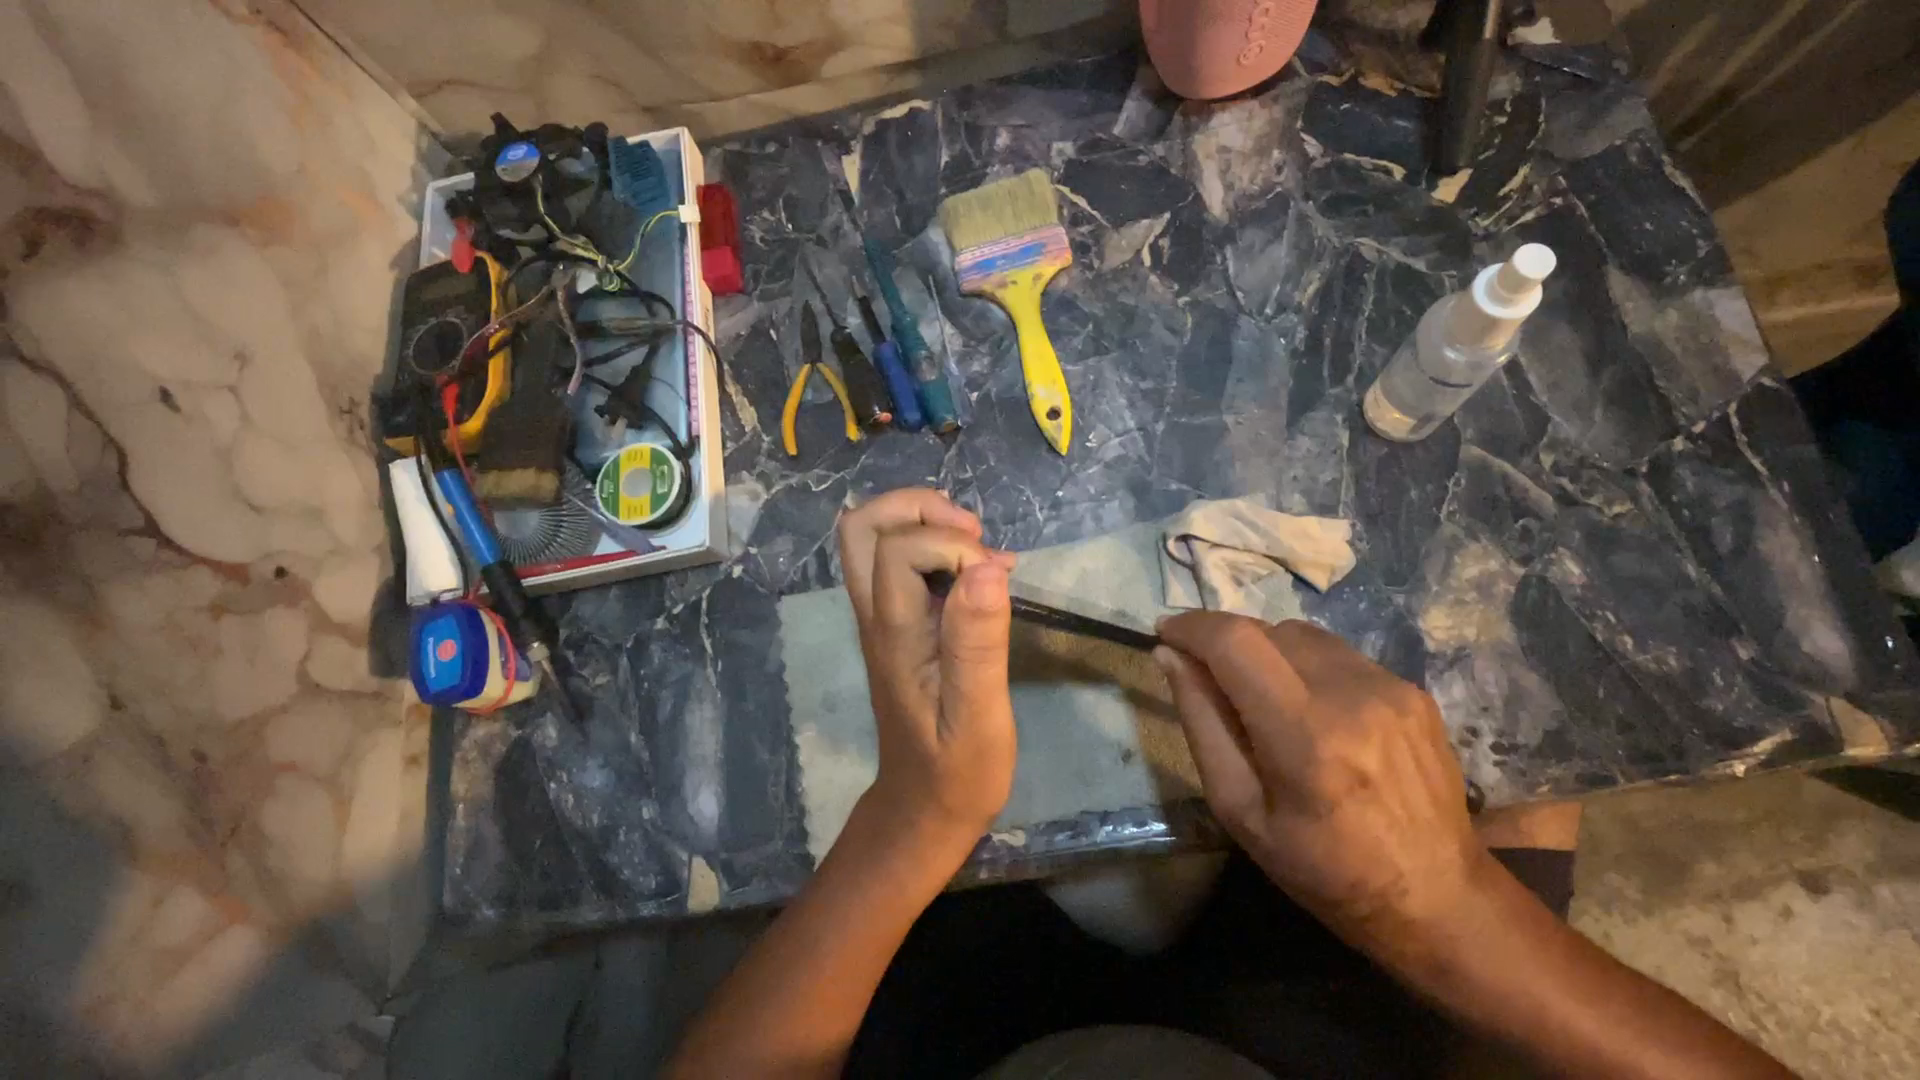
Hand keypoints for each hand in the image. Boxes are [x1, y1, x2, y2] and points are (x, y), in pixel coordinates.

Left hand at [838, 489, 1017, 853]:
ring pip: (873, 537)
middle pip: (862, 526)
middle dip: (920, 509)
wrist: (924, 807)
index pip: (899, 547)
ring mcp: (882, 618)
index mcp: (894, 632)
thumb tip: (985, 566)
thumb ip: (978, 645)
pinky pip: (898, 561)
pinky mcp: (896, 625)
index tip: (993, 578)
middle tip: (974, 538)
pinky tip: (982, 575)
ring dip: (927, 523)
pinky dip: (936, 547)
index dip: (951, 544)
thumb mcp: (979, 716)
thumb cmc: (958, 770)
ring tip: (980, 552)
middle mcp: (876, 615)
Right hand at [1154, 613, 1490, 961]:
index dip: (1192, 627)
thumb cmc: (1322, 868)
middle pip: (1267, 630)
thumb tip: (1170, 657)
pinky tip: (1309, 709)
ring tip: (1258, 694)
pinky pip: (1338, 654)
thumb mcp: (1239, 810)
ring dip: (1265, 650)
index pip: (1236, 642)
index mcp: (1305, 736)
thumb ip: (1202, 724)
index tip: (1165, 633)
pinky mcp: (1413, 689)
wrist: (1438, 896)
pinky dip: (1305, 666)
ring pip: (1302, 635)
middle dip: (1224, 640)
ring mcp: (1390, 687)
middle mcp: (1352, 695)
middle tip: (1205, 673)